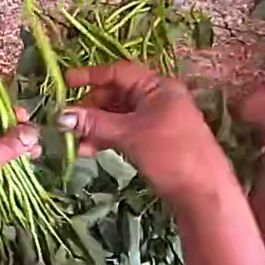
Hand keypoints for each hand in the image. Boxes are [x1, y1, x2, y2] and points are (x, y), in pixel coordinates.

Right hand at [58, 62, 231, 206]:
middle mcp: (156, 99)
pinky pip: (122, 132)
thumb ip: (94, 123)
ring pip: (116, 116)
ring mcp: (154, 120)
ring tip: (74, 141)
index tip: (65, 82)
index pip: (119, 72)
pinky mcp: (151, 140)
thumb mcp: (129, 135)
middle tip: (67, 121)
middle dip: (89, 107)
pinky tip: (88, 150)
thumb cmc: (170, 154)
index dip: (90, 75)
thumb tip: (62, 115)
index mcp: (157, 87)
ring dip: (94, 126)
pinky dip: (105, 138)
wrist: (202, 192)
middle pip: (115, 94)